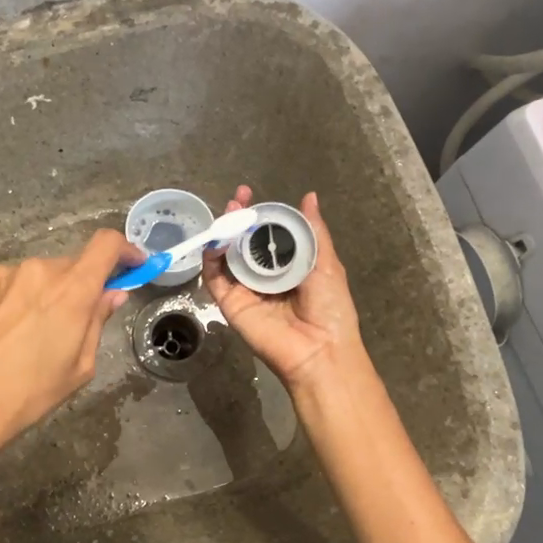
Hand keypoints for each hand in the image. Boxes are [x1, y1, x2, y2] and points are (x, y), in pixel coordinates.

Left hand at [0, 230, 138, 515]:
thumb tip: (112, 294)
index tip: (133, 265)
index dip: (125, 250)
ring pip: (36, 277)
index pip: (106, 244)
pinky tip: (4, 337)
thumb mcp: (78, 367)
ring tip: (31, 338)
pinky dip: (15, 302)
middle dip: (79, 287)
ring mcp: (0, 275)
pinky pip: (7, 286)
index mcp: (70, 289)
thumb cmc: (28, 395)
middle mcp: (36, 271)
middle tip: (74, 324)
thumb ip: (96, 322)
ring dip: (44, 296)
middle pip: (70, 265)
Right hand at [203, 188, 367, 395]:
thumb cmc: (330, 308)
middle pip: (243, 242)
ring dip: (224, 232)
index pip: (266, 234)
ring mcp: (245, 289)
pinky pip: (215, 278)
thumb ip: (313, 231)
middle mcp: (263, 276)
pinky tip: (216, 240)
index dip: (258, 214)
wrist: (319, 350)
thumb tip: (309, 197)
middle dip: (238, 218)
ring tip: (228, 212)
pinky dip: (211, 258)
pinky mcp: (230, 304)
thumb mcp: (327, 264)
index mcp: (287, 266)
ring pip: (227, 256)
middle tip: (238, 198)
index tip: (251, 193)